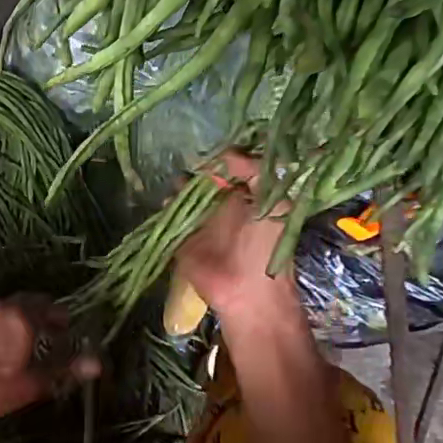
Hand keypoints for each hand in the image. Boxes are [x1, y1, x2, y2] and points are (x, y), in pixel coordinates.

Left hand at [0, 295, 96, 442]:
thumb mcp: (34, 384)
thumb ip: (66, 370)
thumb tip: (97, 363)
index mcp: (21, 317)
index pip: (50, 307)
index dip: (62, 318)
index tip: (68, 329)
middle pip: (27, 303)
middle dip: (41, 314)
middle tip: (49, 332)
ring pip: (4, 310)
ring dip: (18, 319)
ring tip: (23, 340)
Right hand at [174, 154, 300, 327]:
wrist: (246, 290)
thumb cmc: (265, 247)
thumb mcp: (275, 203)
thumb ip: (256, 172)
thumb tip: (228, 153)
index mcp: (247, 195)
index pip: (230, 167)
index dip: (221, 157)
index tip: (214, 152)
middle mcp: (222, 204)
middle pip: (204, 177)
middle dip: (197, 169)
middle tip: (193, 163)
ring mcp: (200, 220)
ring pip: (184, 194)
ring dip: (181, 186)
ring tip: (182, 183)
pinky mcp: (181, 236)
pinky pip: (169, 215)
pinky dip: (167, 207)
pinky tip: (170, 202)